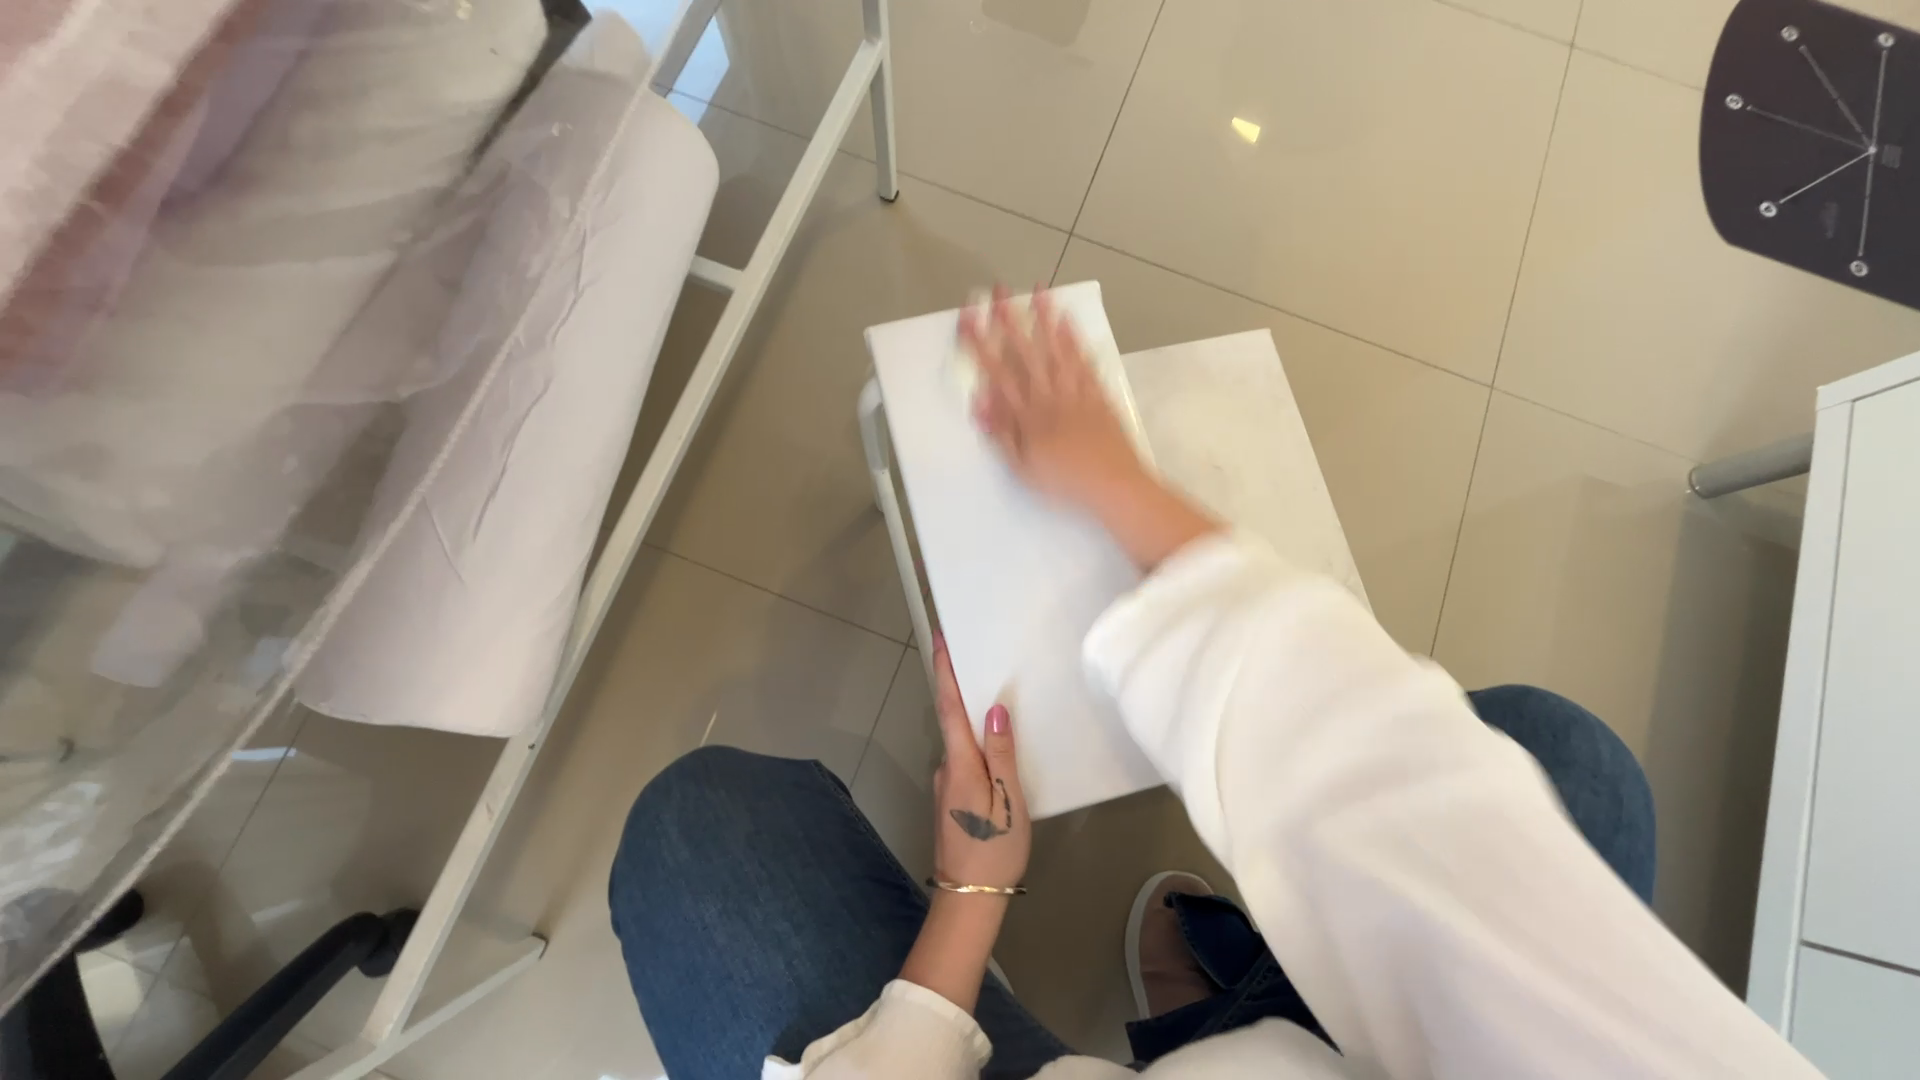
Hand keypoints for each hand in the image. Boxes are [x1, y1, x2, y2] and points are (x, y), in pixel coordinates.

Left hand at [930, 636, 1029, 890]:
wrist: (969, 898)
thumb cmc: (994, 848)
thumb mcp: (1009, 801)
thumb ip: (1002, 754)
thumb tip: (995, 709)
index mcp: (959, 763)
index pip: (948, 706)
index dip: (944, 670)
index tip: (940, 637)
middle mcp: (946, 768)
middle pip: (950, 718)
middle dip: (958, 686)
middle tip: (973, 656)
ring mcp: (945, 786)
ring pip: (959, 743)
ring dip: (970, 720)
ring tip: (994, 700)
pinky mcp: (951, 801)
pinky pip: (964, 761)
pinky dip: (975, 747)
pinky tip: (994, 751)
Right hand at [960, 285, 1151, 518]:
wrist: (1115, 486)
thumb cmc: (1065, 483)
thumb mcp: (1023, 469)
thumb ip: (1001, 434)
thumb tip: (979, 402)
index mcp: (1028, 416)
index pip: (998, 373)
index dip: (981, 345)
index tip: (968, 318)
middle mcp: (1050, 397)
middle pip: (1026, 353)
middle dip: (1010, 320)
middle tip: (999, 290)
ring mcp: (1076, 393)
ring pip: (1057, 351)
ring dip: (1046, 320)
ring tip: (1037, 291)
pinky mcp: (1098, 395)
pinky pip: (1084, 363)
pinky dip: (1075, 341)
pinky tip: (1068, 321)